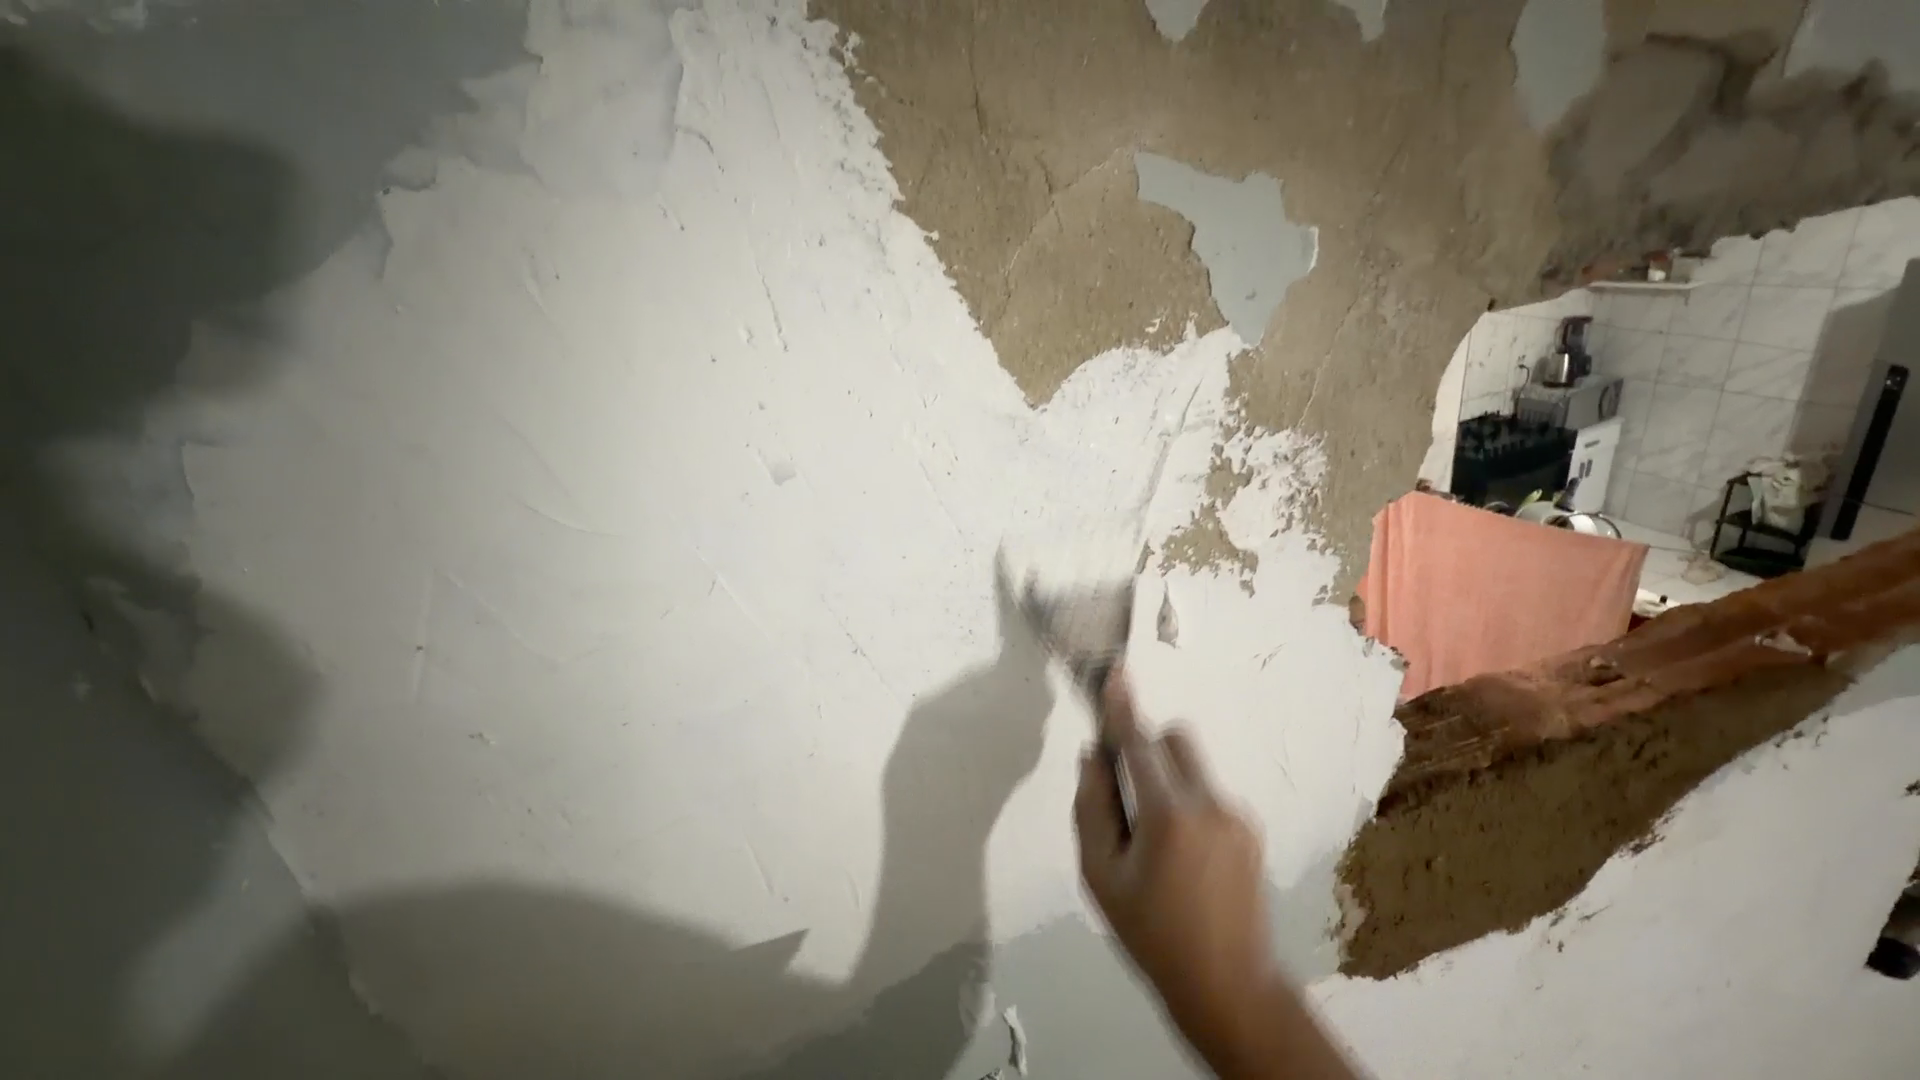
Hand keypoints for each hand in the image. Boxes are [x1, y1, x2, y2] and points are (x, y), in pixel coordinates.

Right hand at [1073, 676, 1271, 1030]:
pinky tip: (1182, 857)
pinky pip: (1209, 794)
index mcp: (1169, 815)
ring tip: (1155, 841)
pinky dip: (1187, 804)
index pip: (1140, 744)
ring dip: (1166, 779)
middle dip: (1147, 748)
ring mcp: (1238, 816)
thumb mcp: (1100, 877)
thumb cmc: (1150, 934)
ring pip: (1192, 767)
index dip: (1122, 708)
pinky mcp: (1251, 830)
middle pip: (1174, 740)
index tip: (1114, 675)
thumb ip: (1091, 808)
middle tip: (1126, 793)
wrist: (1228, 985)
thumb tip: (1093, 758)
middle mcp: (1210, 803)